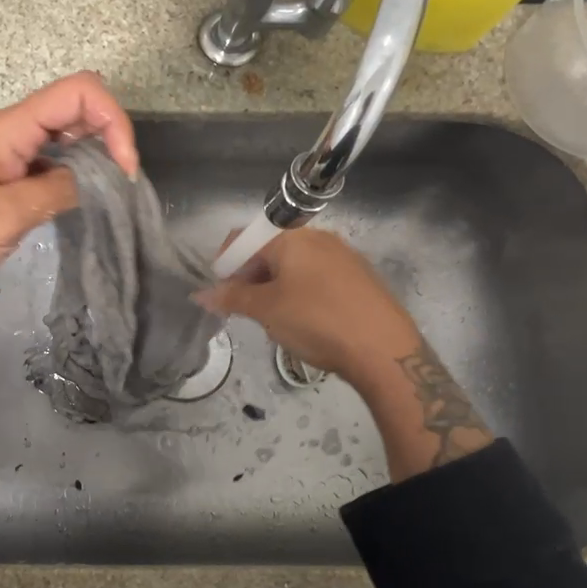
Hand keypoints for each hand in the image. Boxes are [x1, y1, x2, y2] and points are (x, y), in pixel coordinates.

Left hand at [0, 72, 138, 372]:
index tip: (125, 171)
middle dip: (107, 136)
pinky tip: (70, 206)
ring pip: (58, 139)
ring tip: (101, 199)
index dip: (114, 120)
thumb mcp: (5, 216)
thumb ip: (55, 190)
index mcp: (8, 129)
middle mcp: (6, 135)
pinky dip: (65, 178)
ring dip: (88, 158)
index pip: (80, 91)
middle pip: (73, 109)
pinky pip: (41, 167)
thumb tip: (87, 179)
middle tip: (119, 187)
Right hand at [195, 228, 419, 381]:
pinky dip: (299, 293)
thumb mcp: (266, 310)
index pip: (244, 238)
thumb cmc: (316, 321)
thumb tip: (202, 295)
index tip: (221, 294)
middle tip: (243, 310)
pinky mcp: (358, 278)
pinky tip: (303, 322)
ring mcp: (342, 257)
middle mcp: (318, 238)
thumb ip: (231, 298)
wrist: (384, 350)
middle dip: (249, 278)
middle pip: (269, 250)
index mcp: (292, 237)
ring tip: (272, 320)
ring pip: (293, 266)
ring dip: (273, 288)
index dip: (226, 264)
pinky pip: (316, 278)